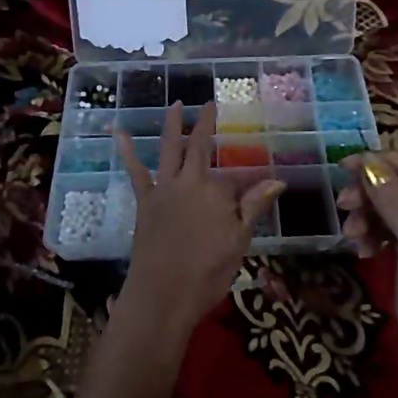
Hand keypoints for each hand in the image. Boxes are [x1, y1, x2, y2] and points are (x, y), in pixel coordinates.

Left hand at [115, 101, 283, 335]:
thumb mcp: (239, 243)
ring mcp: (164, 189)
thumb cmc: (207, 274)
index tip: (260, 179)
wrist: (162, 294)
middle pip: (200, 148)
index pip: (236, 178)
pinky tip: (119, 132)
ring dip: (173, 125)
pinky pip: (136, 171)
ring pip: (170, 149)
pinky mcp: (144, 201)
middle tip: (209, 103)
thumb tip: (277, 180)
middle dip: (205, 124)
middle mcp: (190, 182)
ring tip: (175, 104)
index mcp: (218, 192)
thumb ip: (253, 208)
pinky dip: (128, 150)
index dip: (248, 181)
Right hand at [336, 150, 397, 373]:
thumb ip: (396, 204)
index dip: (386, 162)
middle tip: (343, 204)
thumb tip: (366, 164)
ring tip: (352, 234)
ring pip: (393, 204)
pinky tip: (362, 249)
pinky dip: (372, 233)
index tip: (346, 168)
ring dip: (368, 214)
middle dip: (373, 191)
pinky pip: (389, 227)